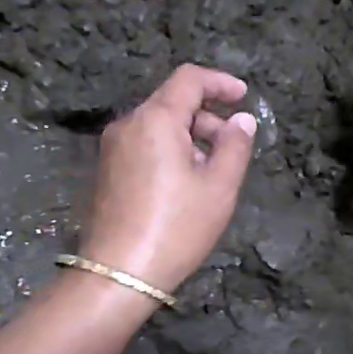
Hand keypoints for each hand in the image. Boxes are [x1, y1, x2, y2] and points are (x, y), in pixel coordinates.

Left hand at [79, 64, 257, 292]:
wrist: (119, 274)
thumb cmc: (177, 227)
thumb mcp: (219, 187)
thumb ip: (235, 146)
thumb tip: (242, 120)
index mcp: (155, 120)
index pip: (189, 79)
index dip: (220, 82)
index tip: (244, 96)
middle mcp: (128, 125)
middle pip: (172, 102)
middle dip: (208, 117)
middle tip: (234, 148)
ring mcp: (113, 149)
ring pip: (158, 126)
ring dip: (191, 137)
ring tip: (213, 173)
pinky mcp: (108, 172)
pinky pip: (145, 146)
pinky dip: (171, 151)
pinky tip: (186, 185)